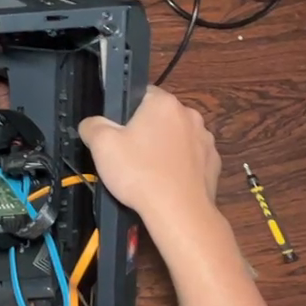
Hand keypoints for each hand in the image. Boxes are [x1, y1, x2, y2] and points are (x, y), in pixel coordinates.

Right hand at [79, 86, 220, 225]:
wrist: (179, 212)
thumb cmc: (139, 173)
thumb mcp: (101, 145)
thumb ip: (92, 125)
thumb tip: (92, 123)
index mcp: (163, 102)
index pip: (141, 93)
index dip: (125, 111)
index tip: (116, 131)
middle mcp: (190, 115)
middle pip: (159, 117)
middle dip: (144, 130)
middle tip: (126, 154)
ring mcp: (205, 140)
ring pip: (176, 138)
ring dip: (163, 148)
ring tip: (146, 172)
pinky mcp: (213, 163)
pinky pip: (190, 159)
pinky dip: (178, 166)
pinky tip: (165, 182)